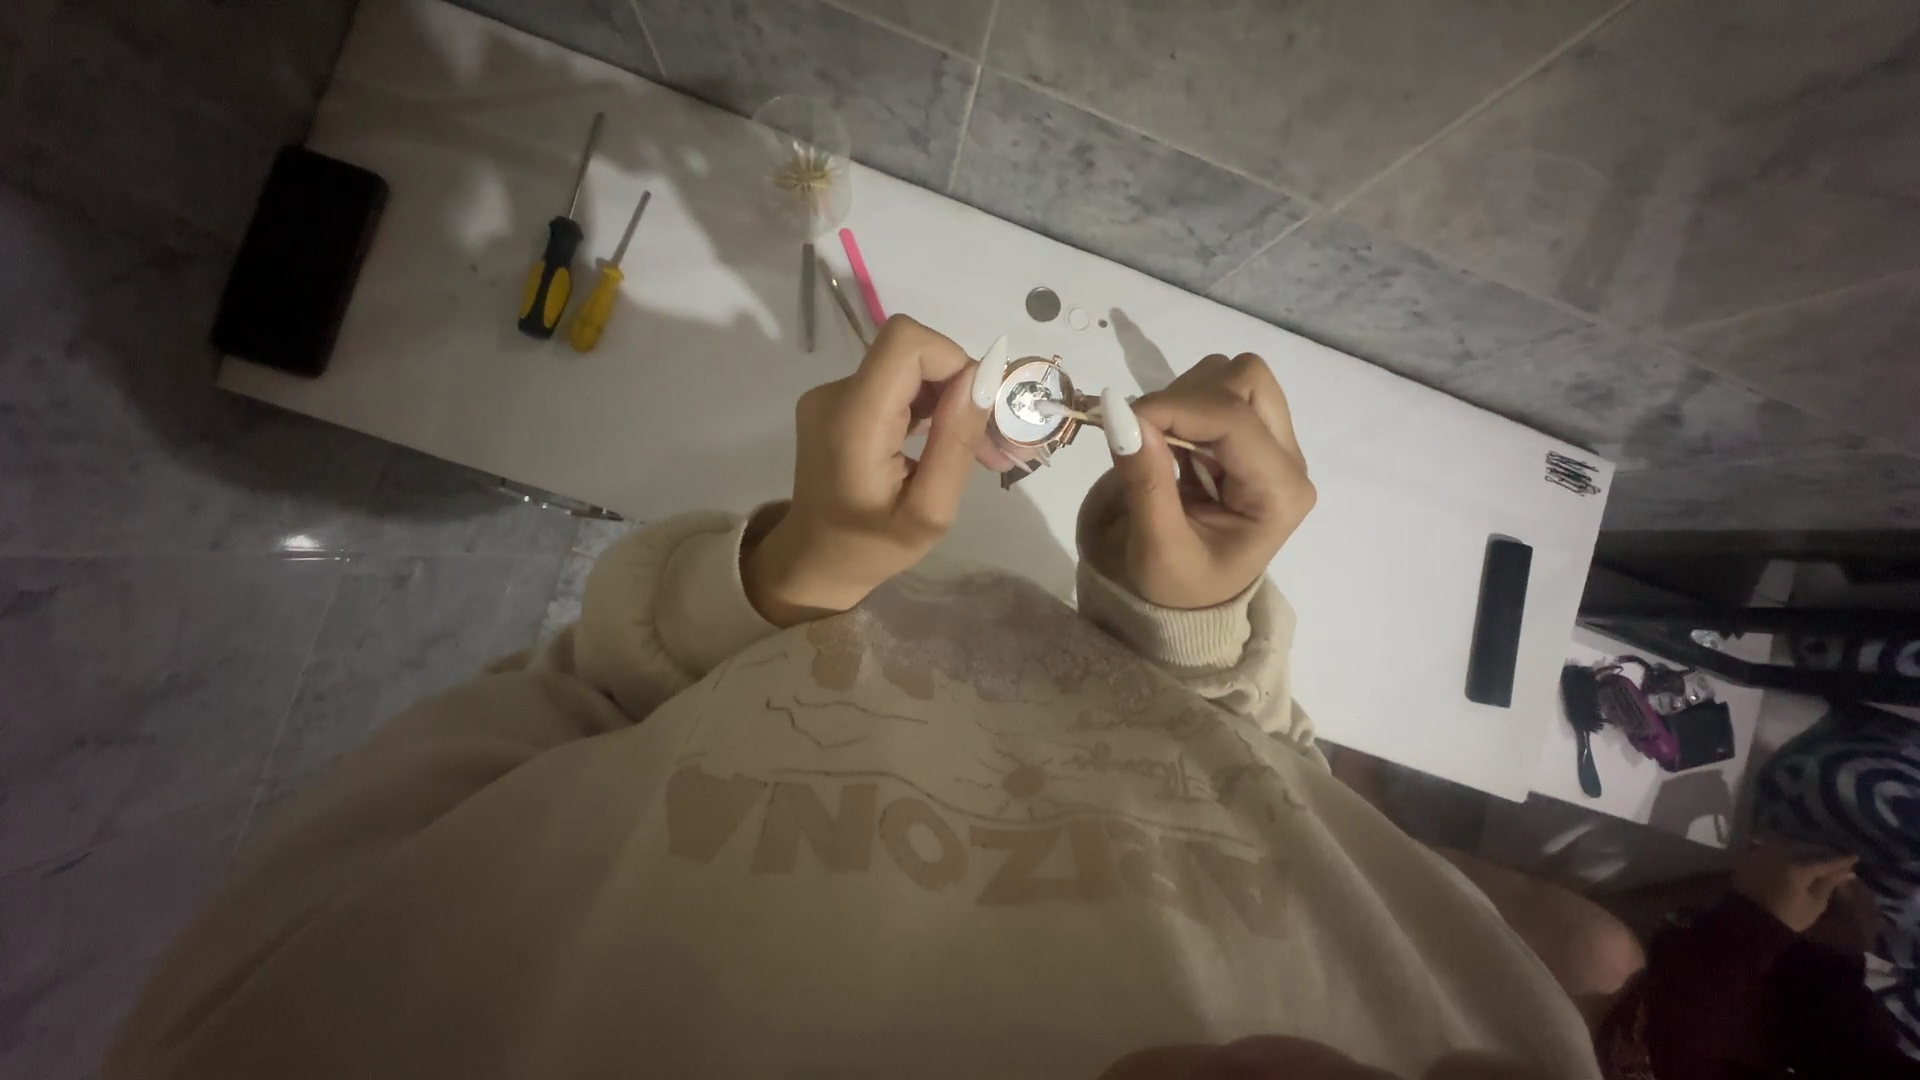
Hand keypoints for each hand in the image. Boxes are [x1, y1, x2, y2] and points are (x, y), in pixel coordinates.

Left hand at [743, 315, 996, 626]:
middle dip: (962, 385)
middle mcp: (835, 395)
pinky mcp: (838, 403)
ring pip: (908, 368)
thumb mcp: (928, 512)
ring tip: (980, 450)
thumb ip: (955, 445)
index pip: (906, 343)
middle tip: (994, 440)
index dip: (953, 360)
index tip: (980, 407)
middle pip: (911, 353)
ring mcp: (832, 396)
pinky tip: (946, 443)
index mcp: (853, 423)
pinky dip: (929, 407)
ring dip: (950, 400)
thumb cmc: (872, 548)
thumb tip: (982, 380)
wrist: (815, 559)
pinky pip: (895, 385)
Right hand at [1077, 353, 1315, 609]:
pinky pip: (1216, 393)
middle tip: (1144, 434)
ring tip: (1156, 445)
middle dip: (1187, 397)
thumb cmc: (1175, 588)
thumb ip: (1144, 479)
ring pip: (1232, 377)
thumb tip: (1119, 412)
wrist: (1186, 605)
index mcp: (1278, 494)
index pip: (1233, 418)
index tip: (1121, 421)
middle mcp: (1287, 462)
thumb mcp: (1156, 547)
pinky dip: (1182, 406)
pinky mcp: (1248, 441)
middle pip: (1247, 380)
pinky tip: (1166, 446)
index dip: (1173, 407)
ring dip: (1184, 399)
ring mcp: (1271, 447)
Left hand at [1731, 840, 1858, 932]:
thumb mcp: (1815, 902)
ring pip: (1787, 843)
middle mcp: (1777, 854)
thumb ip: (1828, 883)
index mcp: (1796, 868)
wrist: (1750, 915)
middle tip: (1837, 857)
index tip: (1854, 856)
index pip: (1824, 860)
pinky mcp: (1750, 855)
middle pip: (1805, 847)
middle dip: (1823, 851)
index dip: (1841, 859)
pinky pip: (1772, 845)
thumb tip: (1846, 871)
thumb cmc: (1788, 914)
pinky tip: (1797, 853)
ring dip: (1804, 847)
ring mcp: (1760, 852)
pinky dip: (1787, 847)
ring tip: (1819, 855)